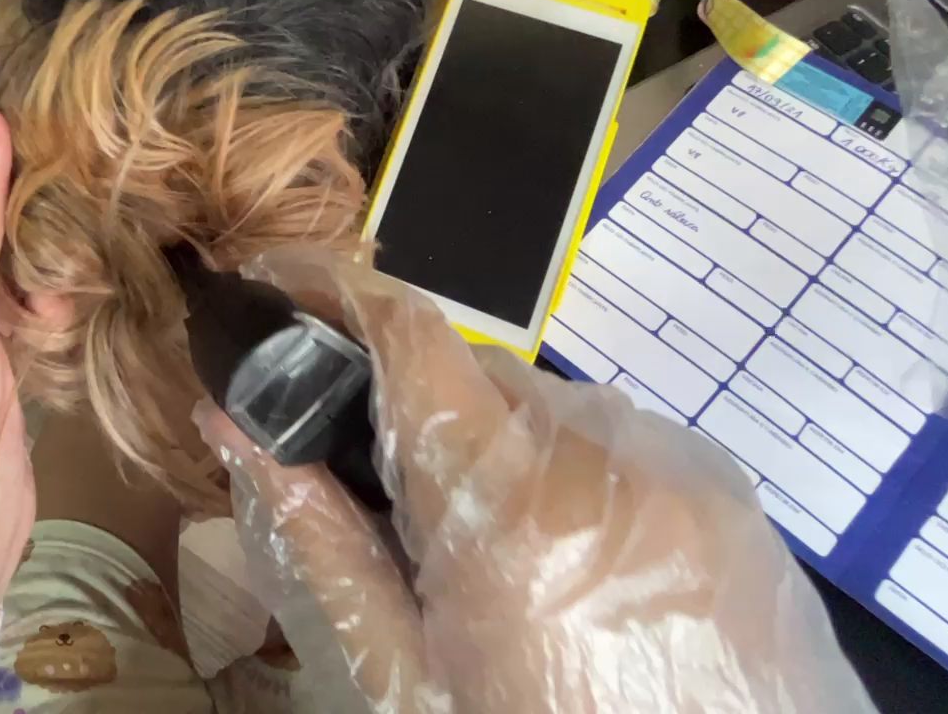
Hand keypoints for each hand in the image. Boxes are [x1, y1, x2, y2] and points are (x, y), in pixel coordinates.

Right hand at [199, 249, 875, 713]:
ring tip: (456, 524)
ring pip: (526, 396)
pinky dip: (538, 455)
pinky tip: (539, 538)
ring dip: (469, 428)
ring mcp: (679, 468)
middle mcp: (604, 454)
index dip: (329, 287)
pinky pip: (593, 432)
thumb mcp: (395, 663)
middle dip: (394, 389)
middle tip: (362, 466)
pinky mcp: (726, 491)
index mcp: (509, 500)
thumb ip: (309, 527)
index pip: (407, 332)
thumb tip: (221, 416)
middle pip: (461, 364)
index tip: (273, 285)